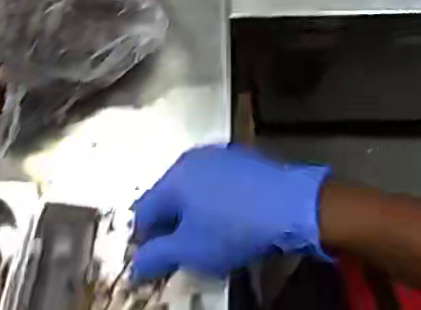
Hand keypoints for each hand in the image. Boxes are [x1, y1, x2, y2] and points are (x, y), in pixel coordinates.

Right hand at [129, 144, 330, 280]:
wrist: (287, 204)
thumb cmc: (232, 229)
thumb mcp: (192, 251)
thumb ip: (158, 256)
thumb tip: (134, 265)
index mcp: (171, 179)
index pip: (143, 210)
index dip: (144, 239)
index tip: (154, 261)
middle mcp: (187, 160)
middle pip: (166, 195)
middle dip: (169, 223)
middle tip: (181, 250)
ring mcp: (213, 155)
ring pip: (190, 185)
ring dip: (190, 210)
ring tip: (205, 235)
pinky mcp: (236, 158)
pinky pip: (212, 179)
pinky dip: (211, 198)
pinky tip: (228, 216)